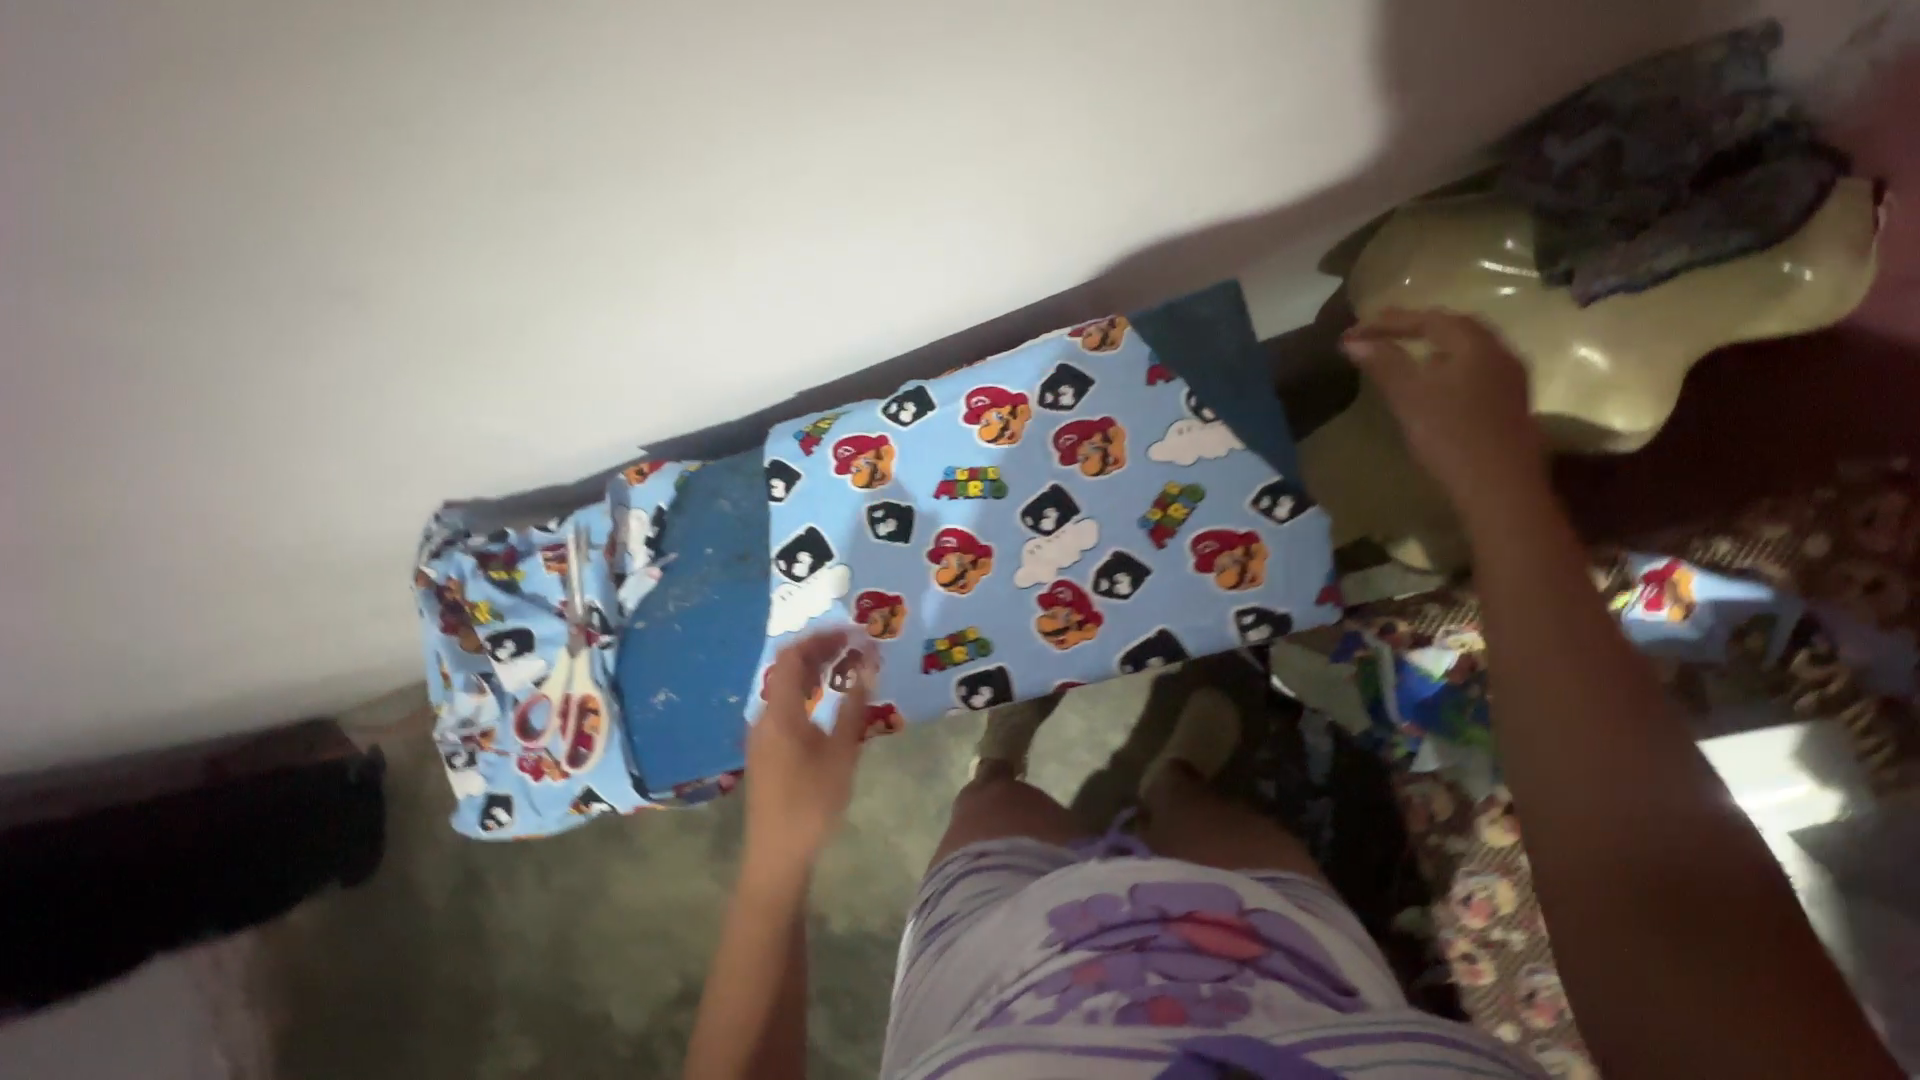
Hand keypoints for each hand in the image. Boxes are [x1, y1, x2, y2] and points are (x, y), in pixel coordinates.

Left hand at [743, 630, 871, 874]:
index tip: (850, 632)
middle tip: (854, 646)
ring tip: (846, 667)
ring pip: (785, 689)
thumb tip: (867, 668)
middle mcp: (764, 716)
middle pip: (786, 670)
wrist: (777, 852)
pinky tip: (828, 701)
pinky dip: (807, 693)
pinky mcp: (766, 750)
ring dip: (813, 672)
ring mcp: (762, 734)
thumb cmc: (812, 802)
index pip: (791, 657)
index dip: (819, 638)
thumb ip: (853, 708)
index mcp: (779, 712)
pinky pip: (785, 706)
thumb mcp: (842, 754)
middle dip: (819, 651)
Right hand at [1340, 308, 1547, 507]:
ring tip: (1403, 351)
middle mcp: (1499, 351)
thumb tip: (1354, 342)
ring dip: (1433, 344)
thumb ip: (1383, 363)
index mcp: (1475, 343)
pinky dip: (1447, 363)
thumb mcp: (1409, 396)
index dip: (1387, 322)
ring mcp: (1509, 377)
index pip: (1428, 320)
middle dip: (1414, 326)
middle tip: (1379, 332)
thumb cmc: (1450, 436)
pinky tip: (1433, 380)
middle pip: (1453, 327)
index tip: (1353, 331)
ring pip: (1466, 348)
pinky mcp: (1509, 401)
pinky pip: (1474, 368)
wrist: (1499, 486)